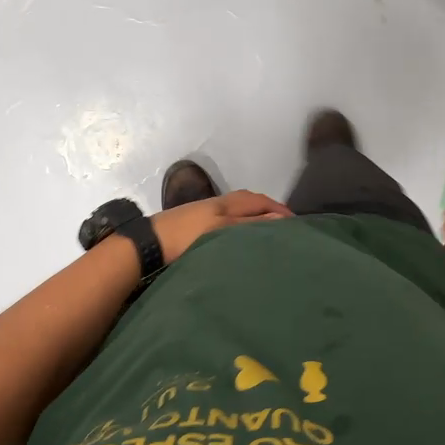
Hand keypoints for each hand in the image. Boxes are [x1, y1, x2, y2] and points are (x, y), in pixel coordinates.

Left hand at [151, 190, 291, 263]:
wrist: (148, 244)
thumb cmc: (186, 236)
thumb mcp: (220, 231)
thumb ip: (249, 225)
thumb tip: (279, 218)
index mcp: (226, 203)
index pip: (259, 200)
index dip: (278, 209)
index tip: (297, 223)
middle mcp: (218, 204)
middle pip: (249, 203)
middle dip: (269, 211)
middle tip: (286, 229)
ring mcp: (206, 215)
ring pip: (238, 213)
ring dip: (254, 219)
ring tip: (268, 236)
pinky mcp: (196, 227)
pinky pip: (228, 222)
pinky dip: (241, 227)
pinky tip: (241, 241)